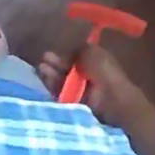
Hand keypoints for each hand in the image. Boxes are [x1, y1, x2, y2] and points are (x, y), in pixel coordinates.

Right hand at [37, 44, 154, 132]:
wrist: (114, 103)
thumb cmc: (106, 74)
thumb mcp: (93, 53)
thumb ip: (78, 50)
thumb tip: (67, 54)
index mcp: (95, 62)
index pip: (74, 57)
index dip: (63, 54)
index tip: (52, 53)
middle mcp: (87, 75)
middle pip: (66, 68)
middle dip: (54, 64)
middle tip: (42, 60)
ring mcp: (81, 90)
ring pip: (61, 80)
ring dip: (51, 74)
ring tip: (41, 68)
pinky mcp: (75, 103)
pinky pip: (61, 93)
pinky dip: (53, 86)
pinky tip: (45, 78)